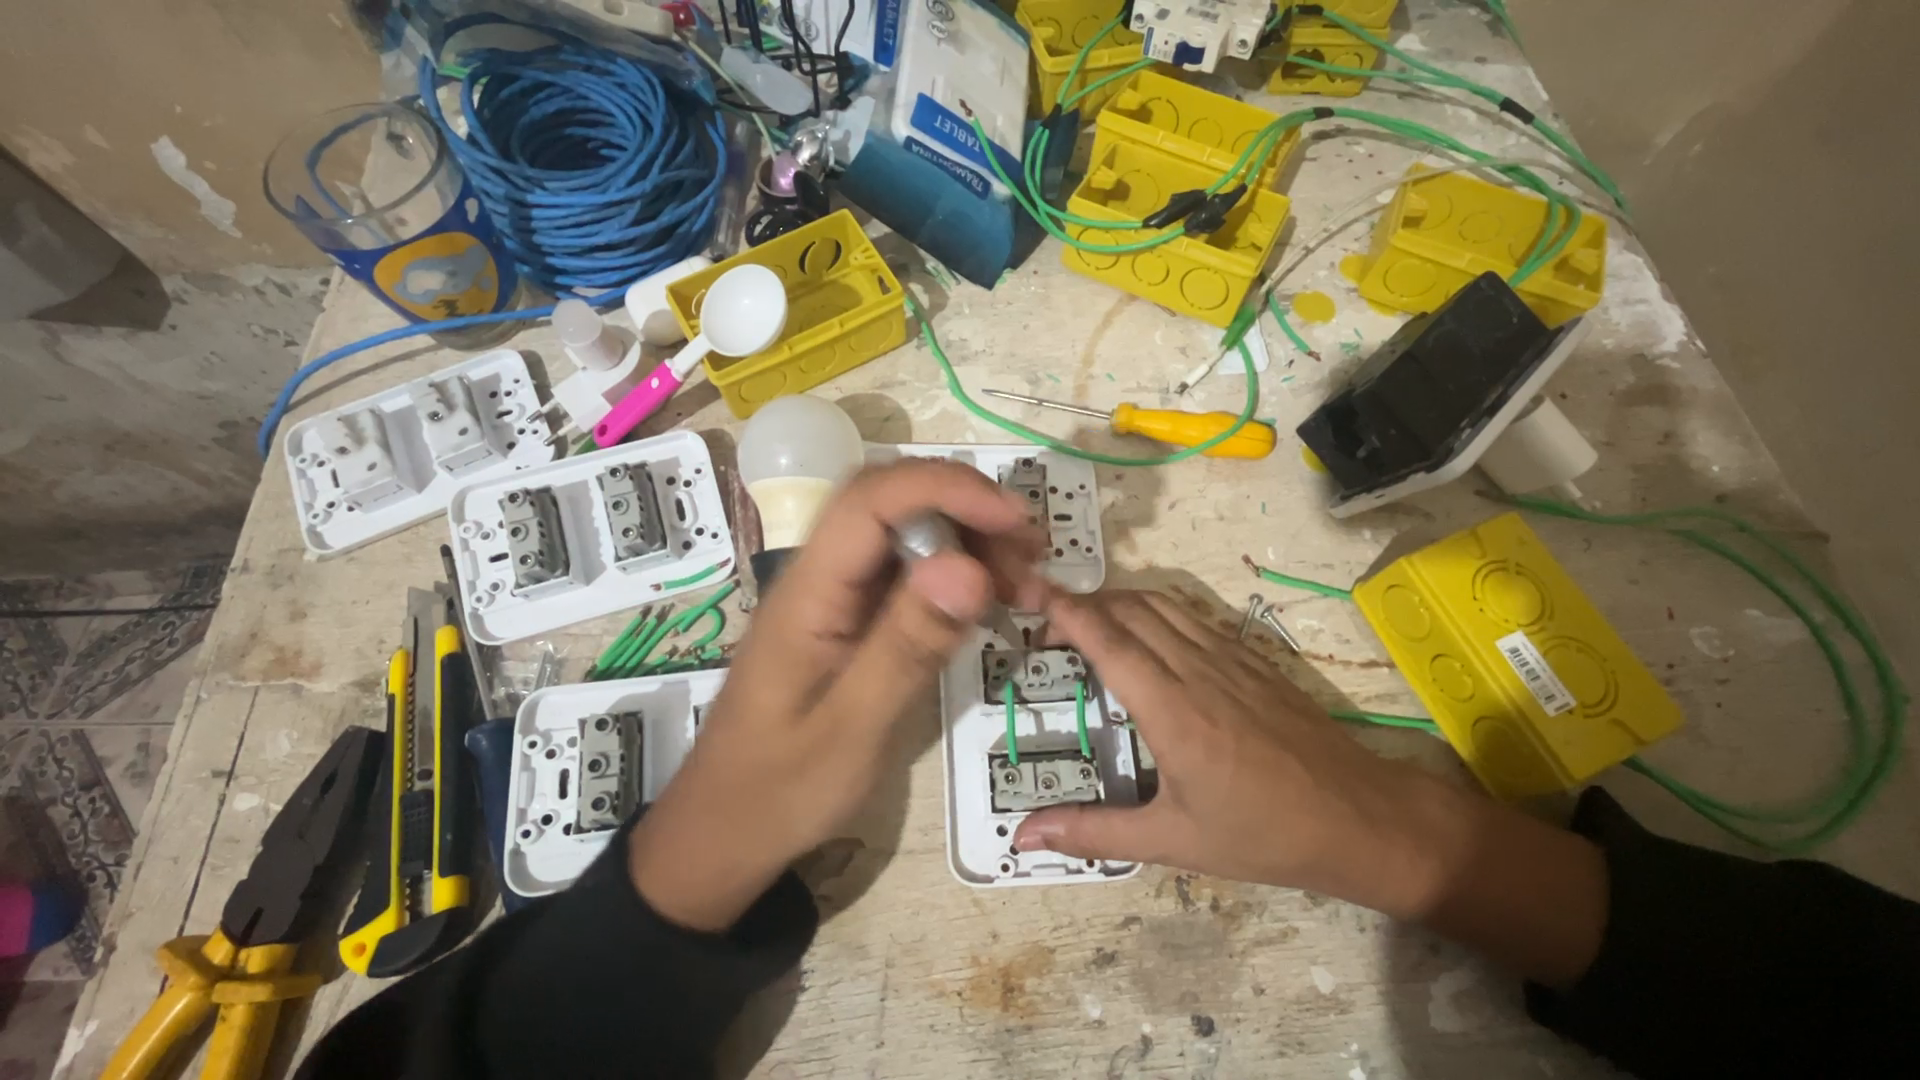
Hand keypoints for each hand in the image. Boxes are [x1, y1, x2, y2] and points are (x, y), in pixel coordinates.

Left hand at [630, 460, 1045, 930]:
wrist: (724, 833)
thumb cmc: (780, 790)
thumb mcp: (853, 729)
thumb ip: (907, 647)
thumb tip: (969, 566)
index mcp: (808, 592)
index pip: (873, 499)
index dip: (949, 490)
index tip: (1016, 522)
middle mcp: (819, 578)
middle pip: (891, 503)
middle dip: (968, 510)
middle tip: (1032, 556)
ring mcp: (833, 599)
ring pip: (904, 535)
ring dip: (968, 542)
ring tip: (1024, 583)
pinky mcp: (848, 622)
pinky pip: (905, 576)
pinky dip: (955, 578)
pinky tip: (990, 605)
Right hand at [1010, 589, 1443, 909]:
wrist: (1361, 818)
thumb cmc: (1262, 834)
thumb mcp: (1172, 842)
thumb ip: (1094, 832)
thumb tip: (1022, 836)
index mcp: (1171, 709)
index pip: (1108, 639)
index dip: (1066, 612)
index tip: (1033, 599)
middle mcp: (1197, 669)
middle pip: (1130, 609)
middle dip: (1083, 604)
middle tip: (1049, 629)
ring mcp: (1230, 657)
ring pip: (1163, 603)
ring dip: (1119, 601)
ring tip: (1089, 624)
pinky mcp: (1253, 658)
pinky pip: (1193, 616)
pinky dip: (1156, 610)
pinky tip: (1147, 635)